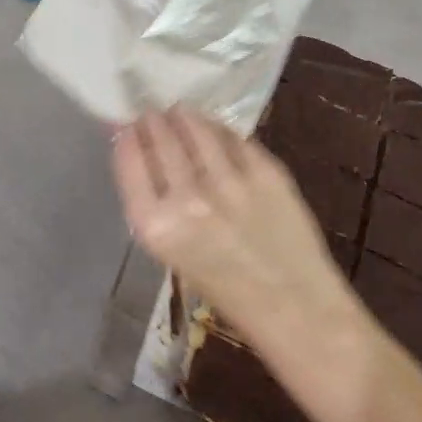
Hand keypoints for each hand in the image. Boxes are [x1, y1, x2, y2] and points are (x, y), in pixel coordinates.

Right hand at [112, 107, 352, 346]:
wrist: (294, 308)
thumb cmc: (226, 290)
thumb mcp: (172, 252)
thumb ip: (155, 203)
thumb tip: (142, 156)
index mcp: (156, 226)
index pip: (129, 160)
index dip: (127, 137)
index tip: (128, 126)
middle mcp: (187, 198)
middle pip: (161, 139)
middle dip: (153, 121)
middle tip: (152, 113)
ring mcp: (229, 181)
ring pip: (196, 129)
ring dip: (184, 117)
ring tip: (180, 113)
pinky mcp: (265, 171)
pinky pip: (233, 137)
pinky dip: (219, 130)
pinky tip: (214, 130)